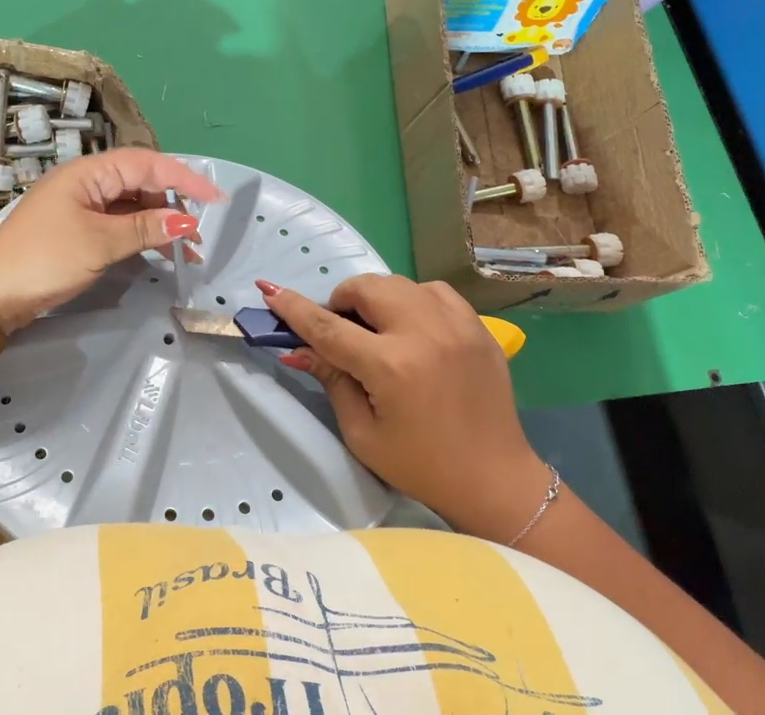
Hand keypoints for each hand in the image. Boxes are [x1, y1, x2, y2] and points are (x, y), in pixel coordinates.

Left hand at [0, 149, 221, 331]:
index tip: (216, 199)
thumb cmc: (45, 259)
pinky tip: (160, 253)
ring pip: (132, 205)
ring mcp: (81, 207)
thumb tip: (187, 221)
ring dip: (160, 223)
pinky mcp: (78, 231)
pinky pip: (119, 224)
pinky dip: (141, 236)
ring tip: (188, 251)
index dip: (184, 177)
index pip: (146, 163)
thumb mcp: (100, 243)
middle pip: (141, 182)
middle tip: (199, 232)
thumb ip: (145, 229)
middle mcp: (86, 183)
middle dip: (173, 203)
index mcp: (88, 173)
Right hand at [258, 274, 552, 541]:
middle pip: (367, 288)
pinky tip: (412, 328)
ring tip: (377, 330)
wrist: (494, 480)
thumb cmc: (420, 466)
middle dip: (342, 301)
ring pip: (401, 284)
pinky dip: (414, 300)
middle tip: (339, 331)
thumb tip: (298, 347)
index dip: (294, 308)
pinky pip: (435, 292)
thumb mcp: (362, 432)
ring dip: (378, 299)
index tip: (270, 291)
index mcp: (391, 366)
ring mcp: (458, 326)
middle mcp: (424, 334)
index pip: (329, 326)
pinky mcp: (479, 328)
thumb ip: (332, 380)